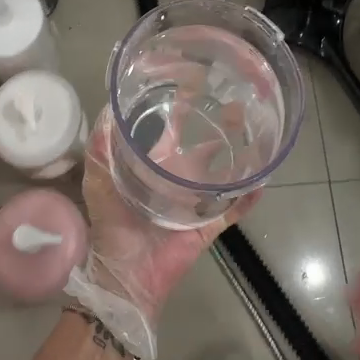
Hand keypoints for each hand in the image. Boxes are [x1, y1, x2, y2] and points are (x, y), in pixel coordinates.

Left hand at [71, 107, 259, 359]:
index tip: (194, 80)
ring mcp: (195, 202)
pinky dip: (246, 199)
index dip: (180, 107)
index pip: (170, 130)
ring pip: (222, 174)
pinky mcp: (207, 226)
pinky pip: (231, 210)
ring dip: (238, 156)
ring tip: (255, 133)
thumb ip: (100, 148)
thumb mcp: (98, 182)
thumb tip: (108, 109)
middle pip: (203, 147)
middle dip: (218, 125)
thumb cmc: (111, 228)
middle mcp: (178, 178)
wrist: (125, 279)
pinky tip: (260, 182)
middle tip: (235, 102)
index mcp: (153, 165)